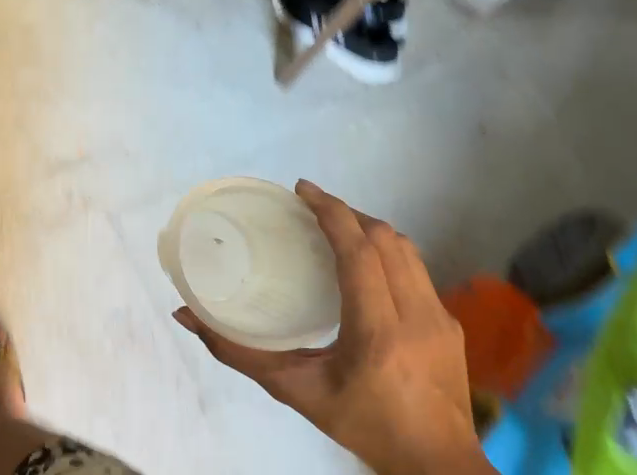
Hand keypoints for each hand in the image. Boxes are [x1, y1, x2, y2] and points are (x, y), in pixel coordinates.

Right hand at [174, 181, 486, 474]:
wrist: (440, 467)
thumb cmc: (363, 424)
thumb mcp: (294, 392)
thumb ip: (238, 353)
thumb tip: (185, 314)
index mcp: (379, 330)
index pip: (361, 252)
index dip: (332, 212)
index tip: (301, 190)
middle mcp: (417, 316)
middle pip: (387, 241)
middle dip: (347, 212)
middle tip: (309, 203)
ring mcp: (441, 319)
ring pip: (407, 250)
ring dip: (368, 228)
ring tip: (333, 222)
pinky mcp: (451, 325)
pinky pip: (417, 269)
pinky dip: (386, 250)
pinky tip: (363, 259)